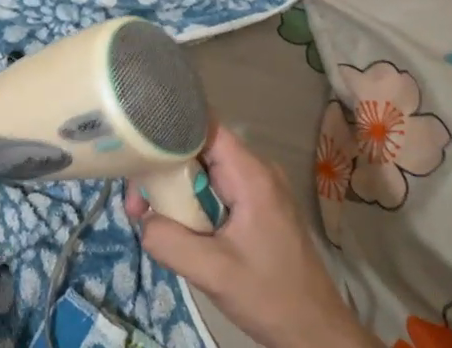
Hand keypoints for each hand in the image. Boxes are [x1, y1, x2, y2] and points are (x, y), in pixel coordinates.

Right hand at [125, 126, 375, 347]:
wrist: (318, 336)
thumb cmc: (272, 298)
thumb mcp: (212, 272)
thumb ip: (167, 240)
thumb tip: (142, 219)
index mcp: (251, 175)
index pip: (200, 124)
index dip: (164, 128)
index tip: (134, 150)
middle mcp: (256, 170)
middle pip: (194, 146)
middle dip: (159, 168)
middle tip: (136, 203)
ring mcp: (257, 188)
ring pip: (199, 167)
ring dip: (170, 187)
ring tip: (148, 216)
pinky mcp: (254, 206)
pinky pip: (210, 186)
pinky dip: (187, 199)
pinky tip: (174, 223)